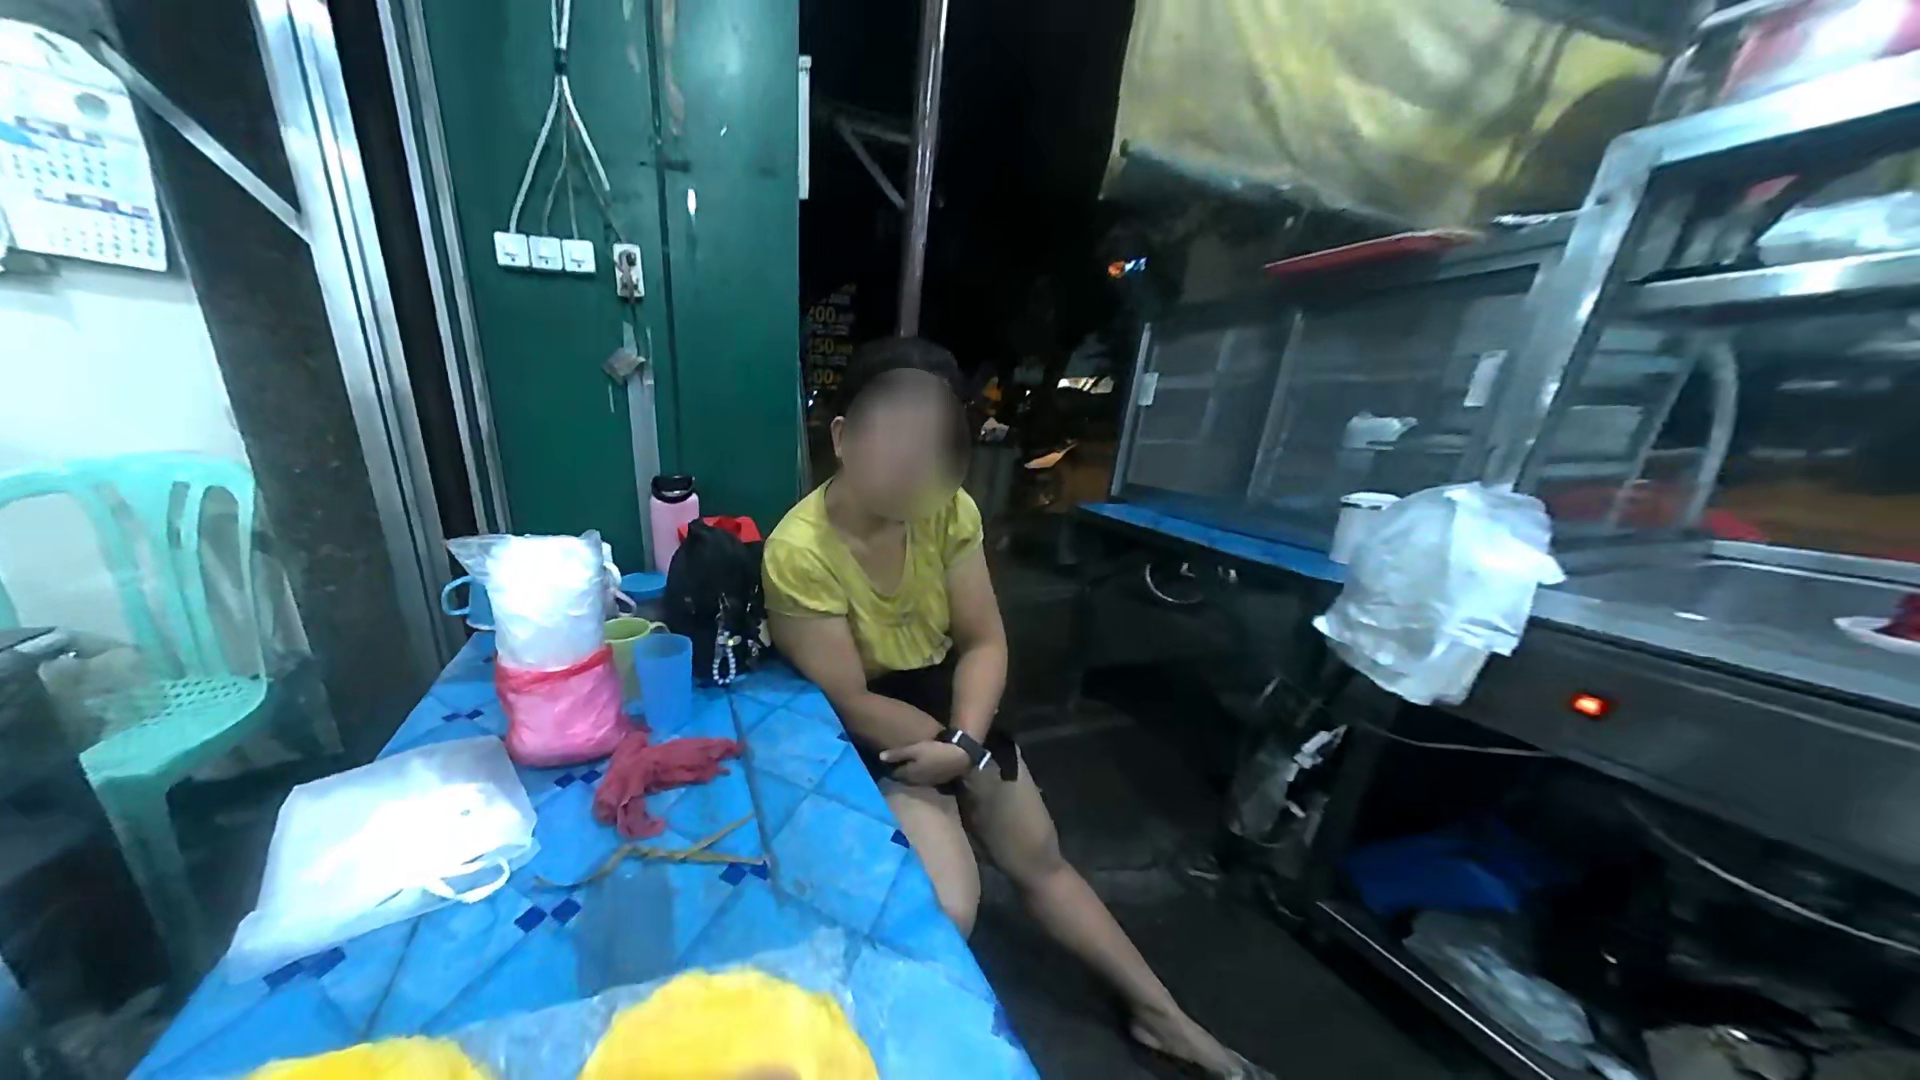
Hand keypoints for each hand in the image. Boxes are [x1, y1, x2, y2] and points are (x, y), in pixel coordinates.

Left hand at [879, 740, 971, 785]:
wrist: (960, 756)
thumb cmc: (935, 751)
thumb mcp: (915, 750)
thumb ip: (898, 754)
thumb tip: (879, 757)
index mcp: (910, 774)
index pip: (895, 773)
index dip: (890, 766)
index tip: (886, 761)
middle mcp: (918, 782)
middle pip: (905, 777)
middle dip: (900, 770)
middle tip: (896, 761)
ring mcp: (929, 782)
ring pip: (916, 777)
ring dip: (912, 771)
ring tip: (909, 762)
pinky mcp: (939, 779)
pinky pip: (925, 776)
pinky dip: (922, 771)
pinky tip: (924, 764)